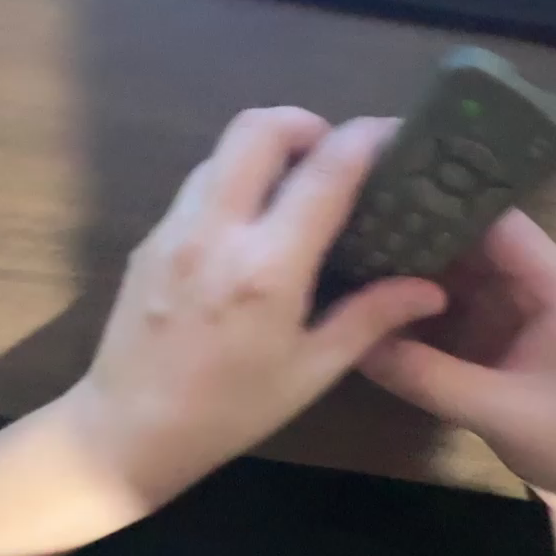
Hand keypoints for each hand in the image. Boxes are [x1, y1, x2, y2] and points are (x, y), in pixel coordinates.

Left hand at [66, 108, 447, 509]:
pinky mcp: (147, 240)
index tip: (394, 135)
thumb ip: (368, 319)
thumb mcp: (307, 373)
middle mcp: (215, 231)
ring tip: (291, 189)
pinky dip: (231, 181)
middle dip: (306, 124)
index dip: (366, 139)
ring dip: (264, 151)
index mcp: (266, 267)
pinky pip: (196, 186)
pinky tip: (247, 227)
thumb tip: (428, 288)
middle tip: (332, 157)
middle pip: (259, 127)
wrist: (127, 432)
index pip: (325, 171)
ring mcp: (172, 230)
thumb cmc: (228, 412)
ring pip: (221, 151)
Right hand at [359, 210, 555, 507]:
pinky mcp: (484, 342)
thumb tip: (353, 343)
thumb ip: (429, 376)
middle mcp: (523, 285)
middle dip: (405, 235)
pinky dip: (405, 311)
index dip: (437, 200)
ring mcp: (501, 313)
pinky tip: (360, 307)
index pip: (490, 218)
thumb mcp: (503, 411)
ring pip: (443, 277)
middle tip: (337, 228)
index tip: (373, 194)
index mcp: (550, 282)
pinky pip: (437, 315)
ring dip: (399, 273)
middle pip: (459, 241)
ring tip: (338, 260)